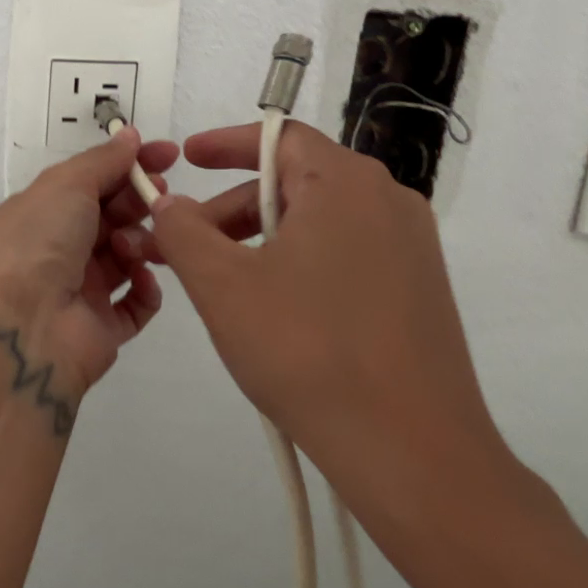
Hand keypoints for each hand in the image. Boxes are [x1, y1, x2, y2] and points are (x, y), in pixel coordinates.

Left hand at [0, 130, 178, 390]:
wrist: (22, 329)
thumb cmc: (38, 244)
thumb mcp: (65, 186)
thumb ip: (101, 162)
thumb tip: (128, 137)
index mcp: (41, 212)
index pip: (91, 180)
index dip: (128, 165)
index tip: (169, 154)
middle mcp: (58, 249)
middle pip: (112, 216)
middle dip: (139, 202)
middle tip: (161, 198)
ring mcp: (80, 290)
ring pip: (127, 256)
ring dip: (142, 243)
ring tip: (140, 245)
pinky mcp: (101, 328)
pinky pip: (136, 304)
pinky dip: (146, 289)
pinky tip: (145, 279)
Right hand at [141, 120, 514, 498]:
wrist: (411, 449)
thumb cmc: (307, 350)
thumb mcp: (223, 286)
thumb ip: (183, 231)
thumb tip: (169, 203)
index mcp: (345, 184)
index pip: (278, 138)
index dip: (224, 144)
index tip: (186, 159)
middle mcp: (388, 202)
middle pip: (295, 181)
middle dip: (232, 208)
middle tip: (185, 247)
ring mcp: (411, 249)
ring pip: (318, 222)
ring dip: (261, 240)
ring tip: (222, 287)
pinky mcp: (418, 291)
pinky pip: (345, 254)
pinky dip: (298, 264)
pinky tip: (272, 312)